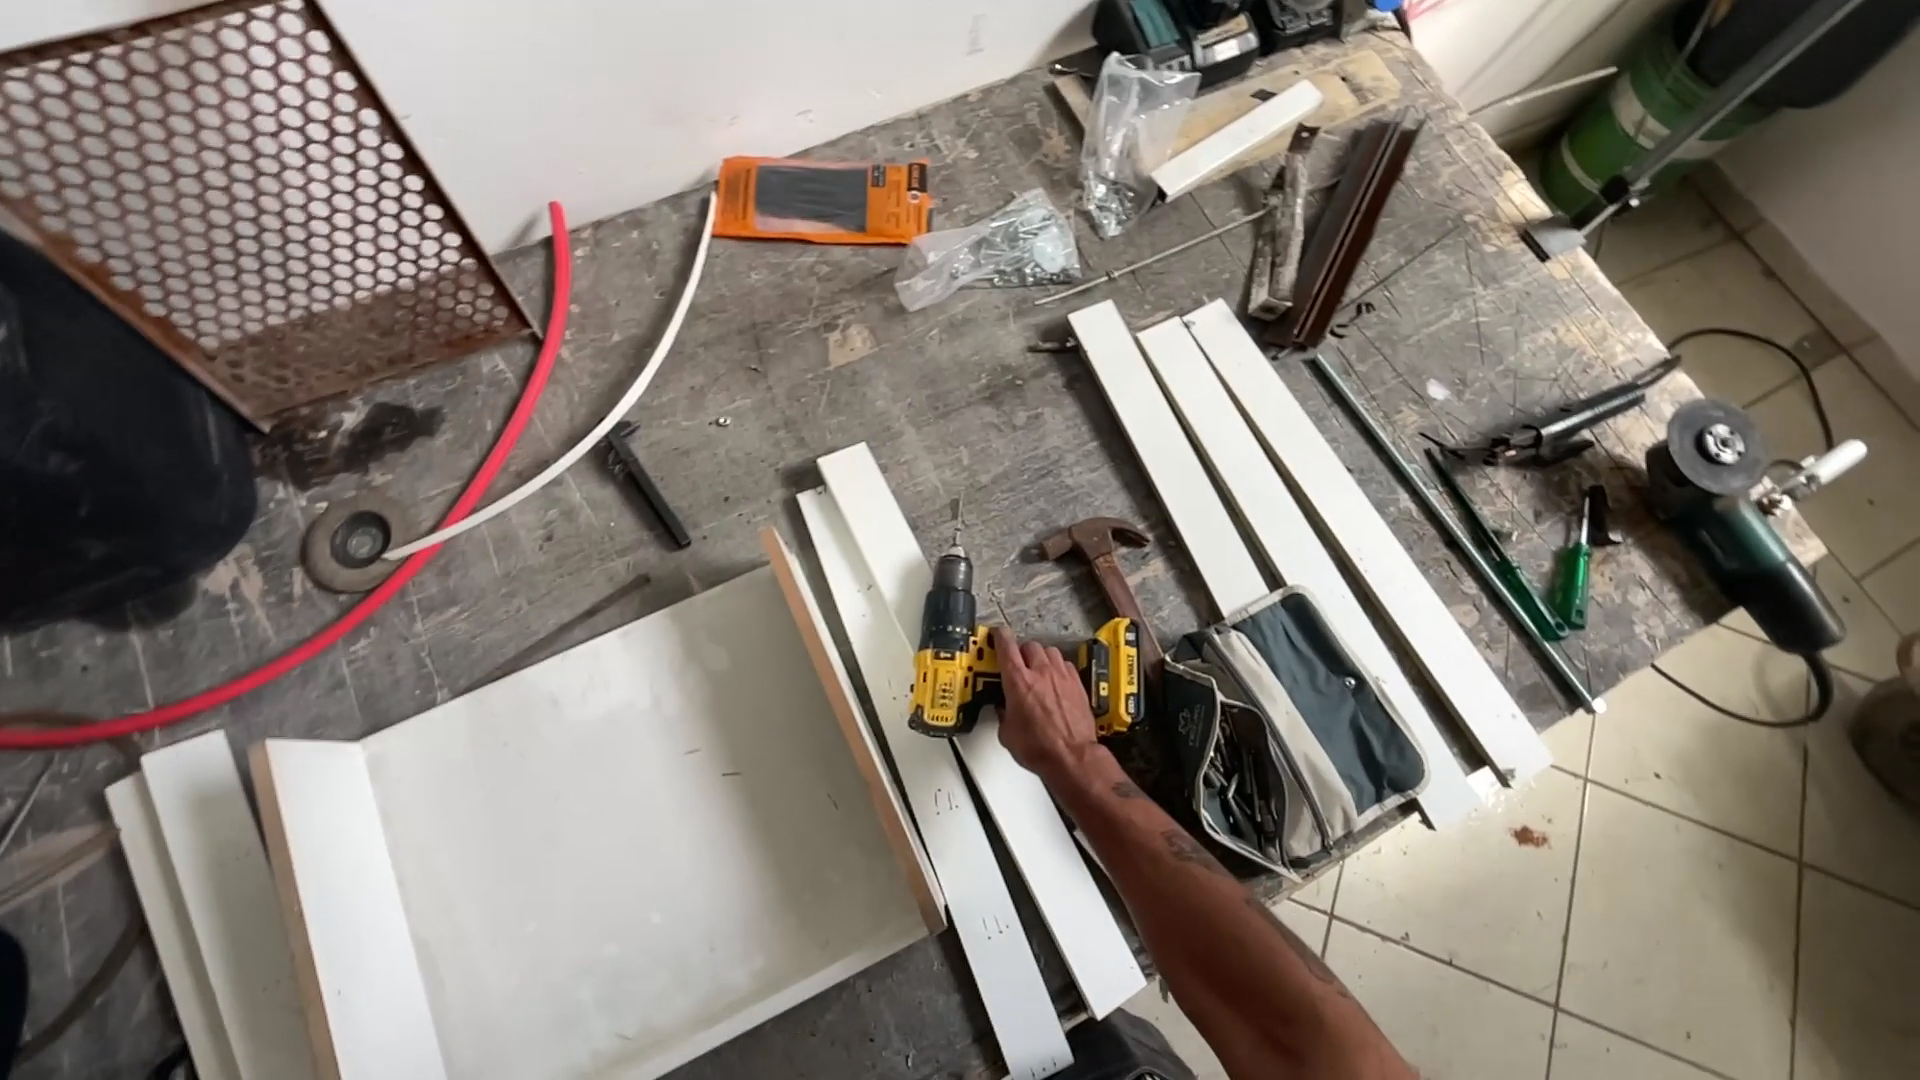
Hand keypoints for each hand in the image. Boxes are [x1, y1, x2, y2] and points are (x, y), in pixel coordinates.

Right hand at [992, 626, 1100, 781]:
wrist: (1072, 757)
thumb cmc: (1041, 748)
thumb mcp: (1007, 734)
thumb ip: (1004, 714)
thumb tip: (1004, 711)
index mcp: (1018, 682)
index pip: (1007, 647)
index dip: (1000, 636)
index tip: (998, 634)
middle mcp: (1041, 673)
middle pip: (1029, 646)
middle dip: (1022, 652)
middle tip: (1018, 663)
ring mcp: (1062, 677)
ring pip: (1050, 652)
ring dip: (1041, 658)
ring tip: (1038, 670)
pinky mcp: (1077, 684)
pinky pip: (1066, 665)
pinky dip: (1059, 668)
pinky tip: (1056, 680)